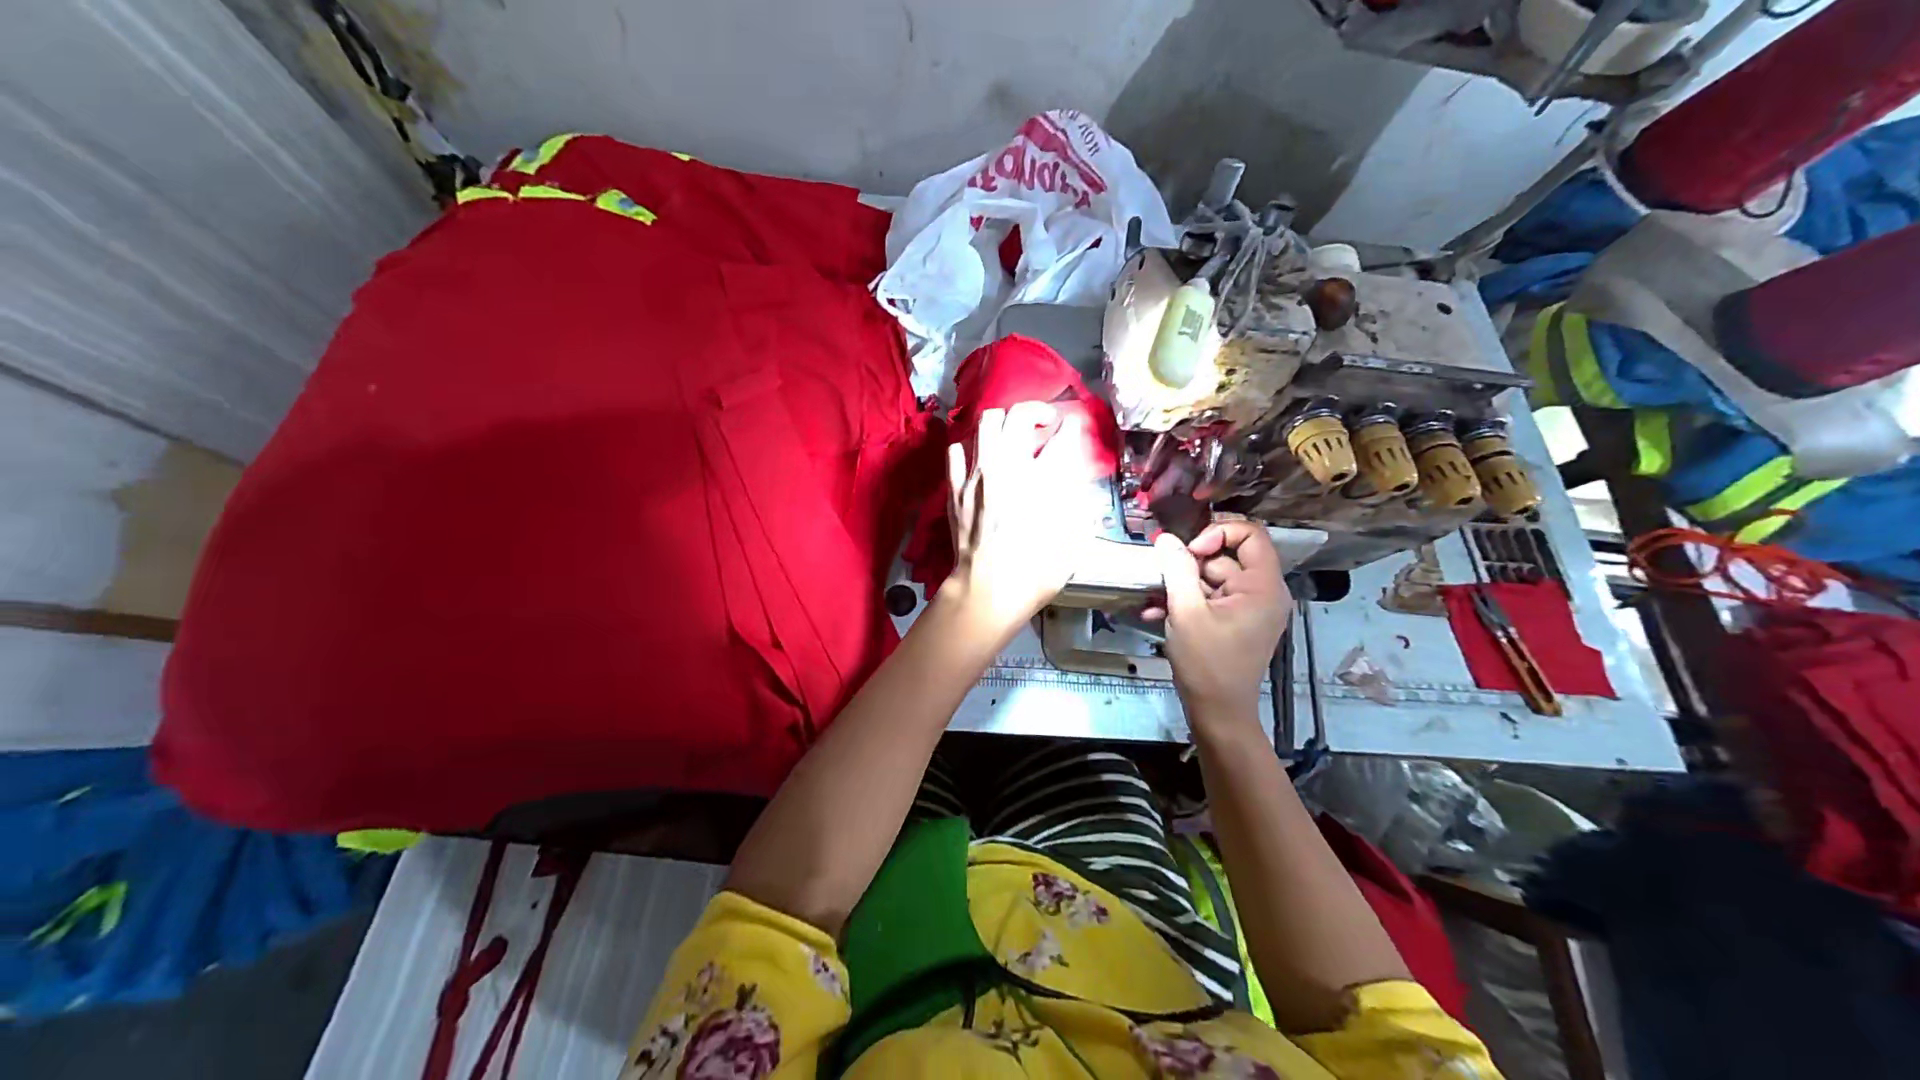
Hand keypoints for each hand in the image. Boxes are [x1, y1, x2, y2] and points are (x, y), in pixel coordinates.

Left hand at [937, 402, 1092, 643]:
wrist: (987, 591)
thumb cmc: (1035, 572)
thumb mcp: (1074, 542)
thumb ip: (1081, 508)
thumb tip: (1082, 491)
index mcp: (1042, 480)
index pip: (1062, 437)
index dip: (1071, 428)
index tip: (1072, 429)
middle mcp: (1008, 467)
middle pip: (1018, 415)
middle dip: (1036, 412)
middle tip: (1044, 424)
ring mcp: (977, 475)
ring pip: (986, 423)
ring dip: (1004, 422)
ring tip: (1012, 434)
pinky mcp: (955, 489)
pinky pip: (957, 451)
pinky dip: (970, 448)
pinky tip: (979, 457)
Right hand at [1153, 519, 1294, 722]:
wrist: (1218, 712)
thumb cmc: (1206, 662)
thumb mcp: (1186, 612)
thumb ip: (1177, 570)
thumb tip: (1167, 539)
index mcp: (1263, 586)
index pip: (1251, 534)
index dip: (1218, 533)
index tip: (1189, 552)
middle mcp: (1265, 593)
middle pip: (1228, 557)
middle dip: (1192, 565)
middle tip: (1163, 577)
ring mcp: (1252, 608)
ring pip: (1215, 578)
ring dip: (1183, 585)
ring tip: (1155, 600)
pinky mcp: (1238, 621)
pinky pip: (1214, 598)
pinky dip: (1190, 602)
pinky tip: (1160, 612)